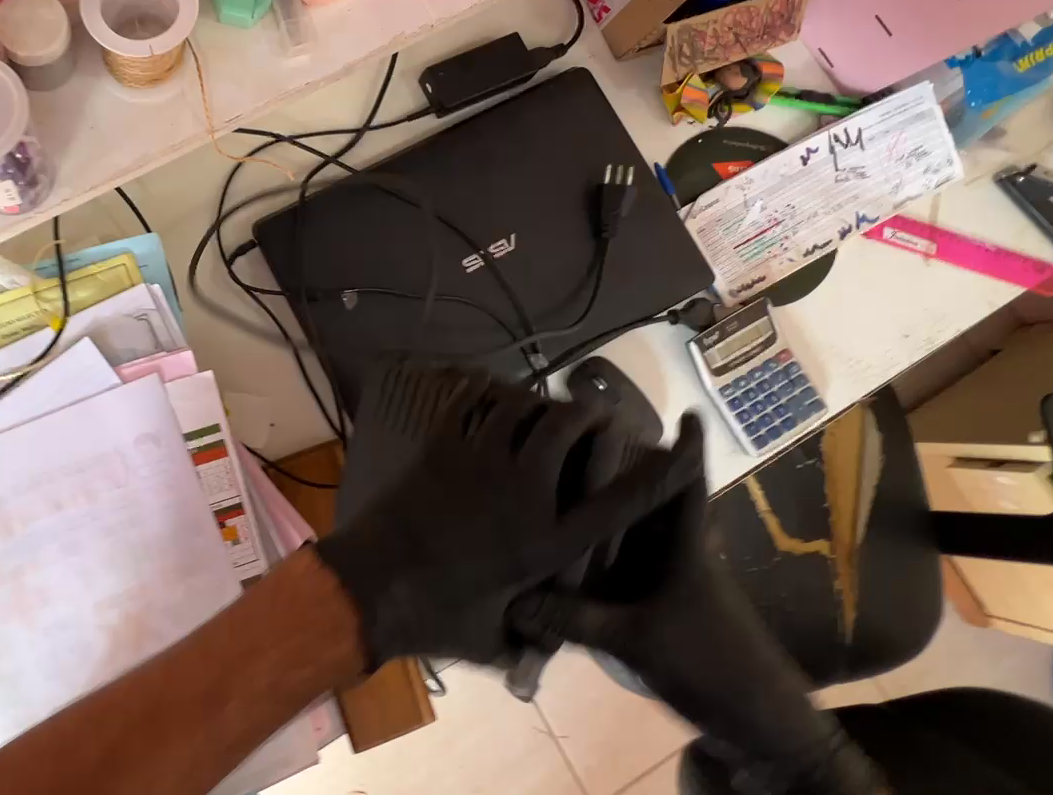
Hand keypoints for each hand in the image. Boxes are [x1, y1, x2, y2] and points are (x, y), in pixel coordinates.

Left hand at [315, 363, 690, 666]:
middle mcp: (523, 490)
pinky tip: (490, 392)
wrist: (374, 585)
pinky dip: (484, 392)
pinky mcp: (440, 447)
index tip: (678, 450)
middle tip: (592, 412)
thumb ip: (522, 640)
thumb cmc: (437, 617)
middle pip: (568, 428)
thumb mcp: (494, 639)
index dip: (659, 472)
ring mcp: (478, 461)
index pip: (621, 500)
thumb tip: (528, 661)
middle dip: (586, 413)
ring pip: (519, 406)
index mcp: (549, 541)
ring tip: (542, 401)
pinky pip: (469, 402)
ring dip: (535, 399)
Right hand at [509, 417, 880, 794]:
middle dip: (632, 471)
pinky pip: (634, 572)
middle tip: (588, 442)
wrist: (767, 734)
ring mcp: (681, 588)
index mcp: (688, 548)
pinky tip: (577, 559)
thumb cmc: (714, 667)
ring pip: (647, 537)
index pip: (689, 485)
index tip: (685, 410)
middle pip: (660, 502)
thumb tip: (511, 599)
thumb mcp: (638, 640)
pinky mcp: (672, 615)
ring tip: (571, 488)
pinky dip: (610, 559)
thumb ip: (573, 619)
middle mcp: (685, 558)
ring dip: (619, 514)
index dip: (688, 447)